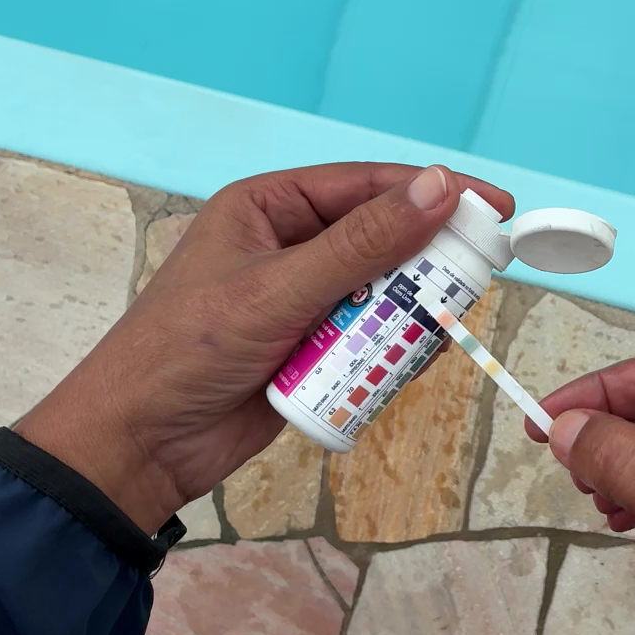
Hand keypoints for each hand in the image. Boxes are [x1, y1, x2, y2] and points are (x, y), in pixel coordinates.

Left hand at [17, 163, 512, 533]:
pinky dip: (403, 339)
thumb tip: (441, 187)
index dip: (437, 190)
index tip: (494, 206)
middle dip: (433, 254)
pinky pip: (379, 327)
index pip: (370, 185)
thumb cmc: (191, 351)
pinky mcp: (320, 339)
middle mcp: (296, 242)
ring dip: (419, 302)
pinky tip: (417, 355)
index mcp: (274, 206)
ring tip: (449, 319)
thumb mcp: (282, 288)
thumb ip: (365, 241)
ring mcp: (310, 294)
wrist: (140, 448)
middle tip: (483, 269)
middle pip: (387, 234)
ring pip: (390, 284)